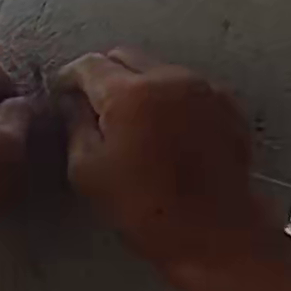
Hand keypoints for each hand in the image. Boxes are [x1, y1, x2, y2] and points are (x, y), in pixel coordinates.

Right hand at [53, 48, 281, 276]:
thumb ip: (75, 125)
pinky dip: (169, 98)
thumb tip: (73, 103)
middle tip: (95, 106)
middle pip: (124, 56)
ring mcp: (202, 88)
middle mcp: (169, 78)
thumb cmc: (144, 208)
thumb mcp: (87, 171)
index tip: (63, 92)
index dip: (69, 77)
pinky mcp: (227, 104)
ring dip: (138, 85)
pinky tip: (166, 130)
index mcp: (129, 93)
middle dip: (103, 75)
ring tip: (134, 122)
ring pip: (157, 69)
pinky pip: (186, 87)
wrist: (214, 234)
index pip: (89, 64)